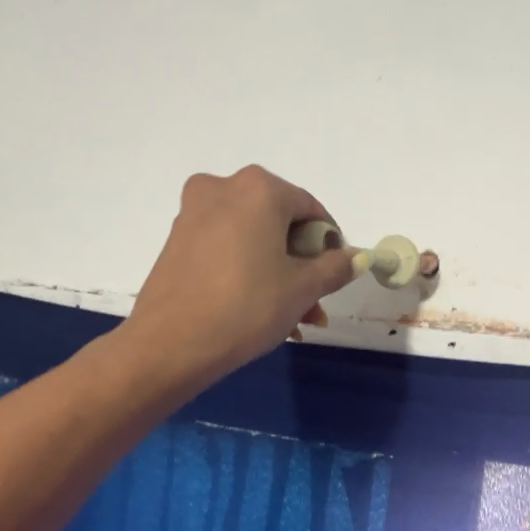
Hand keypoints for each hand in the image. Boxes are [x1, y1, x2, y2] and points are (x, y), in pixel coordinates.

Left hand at [116, 165, 355, 382]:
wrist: (172, 343)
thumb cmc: (247, 306)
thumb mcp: (302, 289)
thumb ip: (335, 267)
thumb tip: (358, 257)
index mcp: (259, 189)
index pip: (311, 210)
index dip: (330, 245)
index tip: (335, 277)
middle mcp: (224, 188)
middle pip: (279, 224)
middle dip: (301, 265)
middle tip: (314, 305)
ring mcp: (194, 212)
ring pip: (253, 239)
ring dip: (277, 274)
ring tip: (292, 320)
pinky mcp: (177, 239)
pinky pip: (227, 248)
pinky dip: (248, 272)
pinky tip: (259, 311)